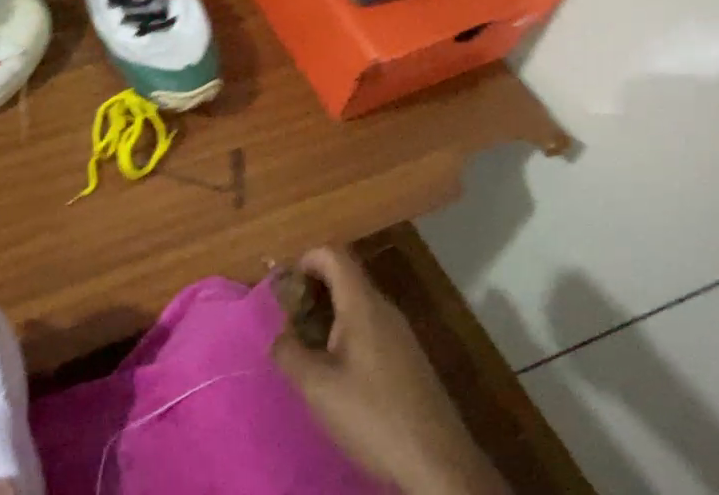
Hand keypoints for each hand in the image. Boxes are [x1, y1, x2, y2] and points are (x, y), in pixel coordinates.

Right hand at [271, 247, 506, 494]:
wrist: (439, 464)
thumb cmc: (372, 415)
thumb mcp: (316, 386)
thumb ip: (288, 351)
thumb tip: (280, 336)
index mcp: (362, 305)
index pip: (331, 255)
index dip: (303, 261)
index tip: (284, 291)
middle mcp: (384, 310)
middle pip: (343, 278)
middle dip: (310, 294)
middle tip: (289, 326)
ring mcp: (400, 335)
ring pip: (355, 306)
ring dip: (326, 318)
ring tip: (307, 352)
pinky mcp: (408, 360)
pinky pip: (369, 329)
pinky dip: (345, 337)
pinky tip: (337, 375)